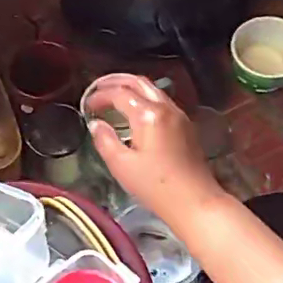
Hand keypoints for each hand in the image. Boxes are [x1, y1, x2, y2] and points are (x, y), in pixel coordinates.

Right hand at [83, 74, 228, 226]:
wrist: (195, 201)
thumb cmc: (155, 186)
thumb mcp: (122, 166)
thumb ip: (105, 141)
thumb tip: (96, 125)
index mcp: (148, 115)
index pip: (119, 93)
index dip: (100, 95)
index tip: (87, 104)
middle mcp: (166, 108)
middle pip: (139, 82)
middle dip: (116, 81)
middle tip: (97, 87)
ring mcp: (179, 116)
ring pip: (153, 90)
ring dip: (131, 88)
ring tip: (113, 96)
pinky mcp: (186, 126)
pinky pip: (162, 102)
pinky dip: (144, 99)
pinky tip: (135, 112)